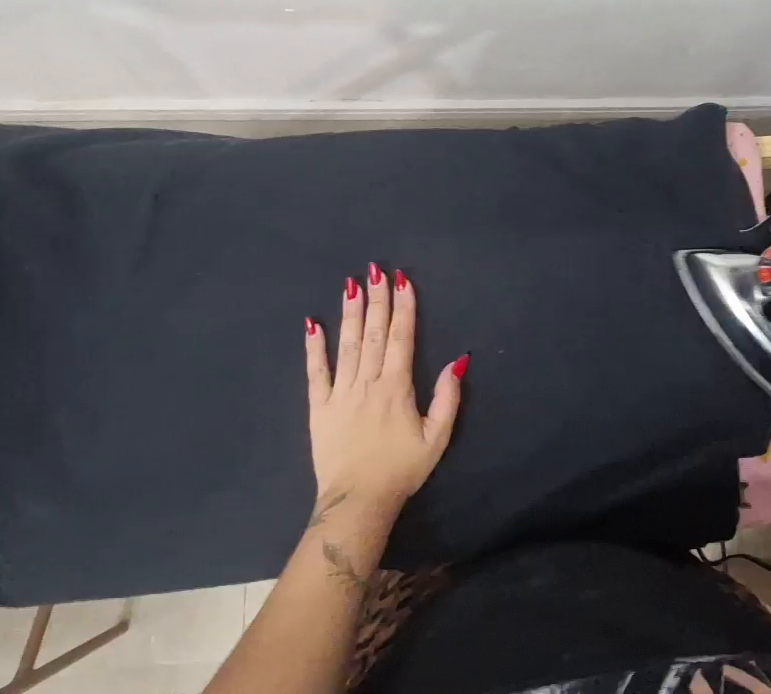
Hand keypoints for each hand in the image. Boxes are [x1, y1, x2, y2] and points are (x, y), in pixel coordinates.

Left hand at [305, 265, 465, 524]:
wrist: (358, 502)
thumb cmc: (401, 470)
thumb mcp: (436, 439)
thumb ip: (447, 399)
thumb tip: (457, 361)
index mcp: (397, 387)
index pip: (401, 338)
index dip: (403, 308)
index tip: (402, 280)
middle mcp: (368, 382)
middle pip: (373, 333)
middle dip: (376, 299)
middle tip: (376, 270)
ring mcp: (340, 392)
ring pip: (347, 345)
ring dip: (350, 313)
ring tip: (352, 284)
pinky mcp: (319, 407)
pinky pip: (316, 372)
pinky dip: (314, 348)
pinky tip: (313, 324)